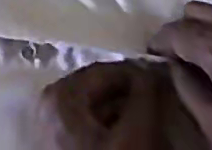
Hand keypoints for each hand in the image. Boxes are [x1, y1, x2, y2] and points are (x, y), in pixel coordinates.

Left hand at [32, 60, 168, 149]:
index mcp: (60, 94)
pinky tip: (130, 141)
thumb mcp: (136, 137)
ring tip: (149, 125)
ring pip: (94, 112)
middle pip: (99, 91)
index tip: (164, 83)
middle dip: (130, 97)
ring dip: (122, 115)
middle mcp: (47, 105)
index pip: (106, 71)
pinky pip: (88, 131)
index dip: (138, 76)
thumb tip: (152, 73)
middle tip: (160, 105)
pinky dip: (110, 132)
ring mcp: (48, 130)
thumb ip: (144, 97)